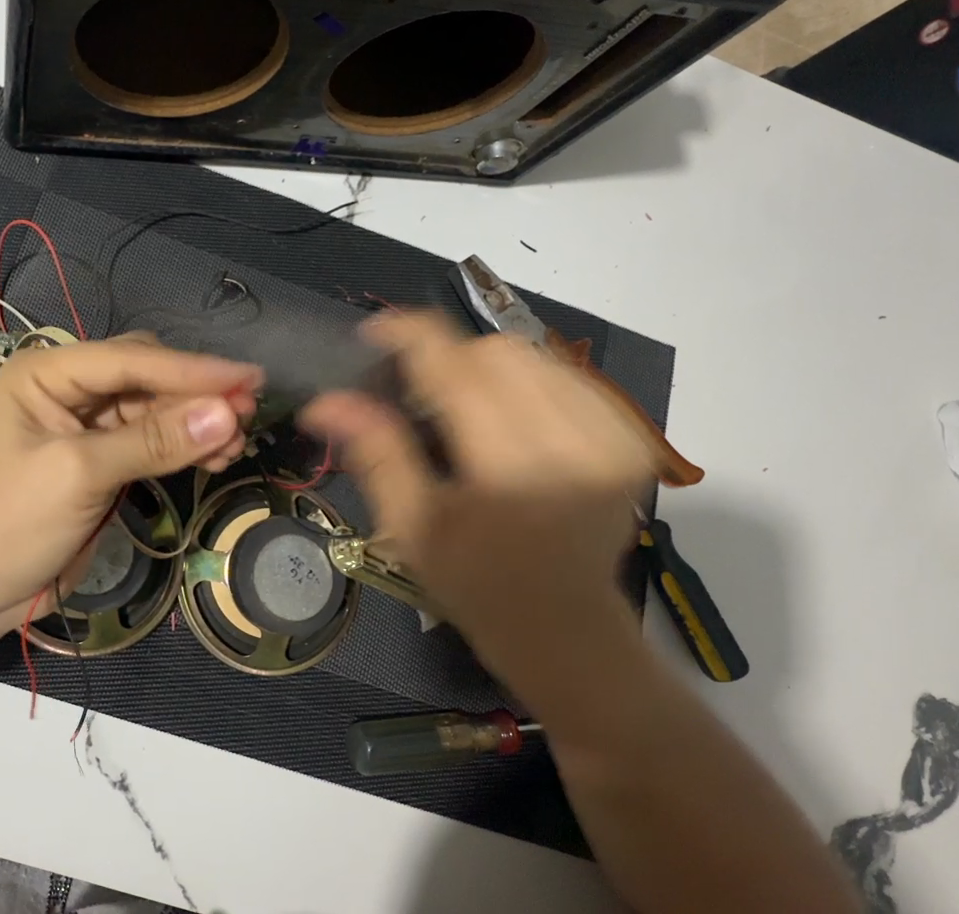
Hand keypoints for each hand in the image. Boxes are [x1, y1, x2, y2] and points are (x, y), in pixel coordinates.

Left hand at [0, 333, 260, 646]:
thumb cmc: (8, 525)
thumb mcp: (79, 476)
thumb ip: (152, 442)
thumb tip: (228, 414)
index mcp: (46, 373)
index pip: (130, 359)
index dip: (193, 368)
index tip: (251, 378)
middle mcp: (67, 389)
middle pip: (147, 376)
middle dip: (197, 393)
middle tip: (250, 415)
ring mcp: (86, 426)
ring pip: (155, 409)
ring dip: (196, 422)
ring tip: (236, 445)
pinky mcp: (101, 462)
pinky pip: (152, 442)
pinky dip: (183, 447)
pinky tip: (215, 457)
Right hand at [300, 314, 654, 680]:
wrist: (566, 627)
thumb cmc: (476, 585)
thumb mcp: (411, 527)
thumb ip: (376, 454)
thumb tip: (325, 400)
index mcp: (511, 470)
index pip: (457, 368)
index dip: (411, 335)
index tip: (376, 331)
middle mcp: (572, 444)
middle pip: (498, 351)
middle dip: (449, 358)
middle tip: (419, 392)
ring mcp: (612, 439)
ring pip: (536, 356)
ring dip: (487, 367)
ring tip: (464, 406)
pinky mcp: (633, 441)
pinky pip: (570, 376)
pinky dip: (529, 381)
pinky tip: (510, 417)